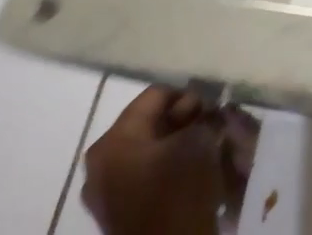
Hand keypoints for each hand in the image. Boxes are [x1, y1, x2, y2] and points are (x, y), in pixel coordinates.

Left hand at [81, 87, 228, 234]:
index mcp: (112, 140)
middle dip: (181, 122)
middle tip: (210, 127)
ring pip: (145, 152)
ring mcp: (103, 194)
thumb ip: (203, 119)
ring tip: (203, 150)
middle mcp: (99, 164)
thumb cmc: (179, 192)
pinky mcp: (115, 216)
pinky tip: (189, 174)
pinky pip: (142, 178)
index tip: (212, 107)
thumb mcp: (199, 141)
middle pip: (147, 125)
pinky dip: (165, 169)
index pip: (155, 96)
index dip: (188, 95)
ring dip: (174, 146)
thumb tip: (206, 116)